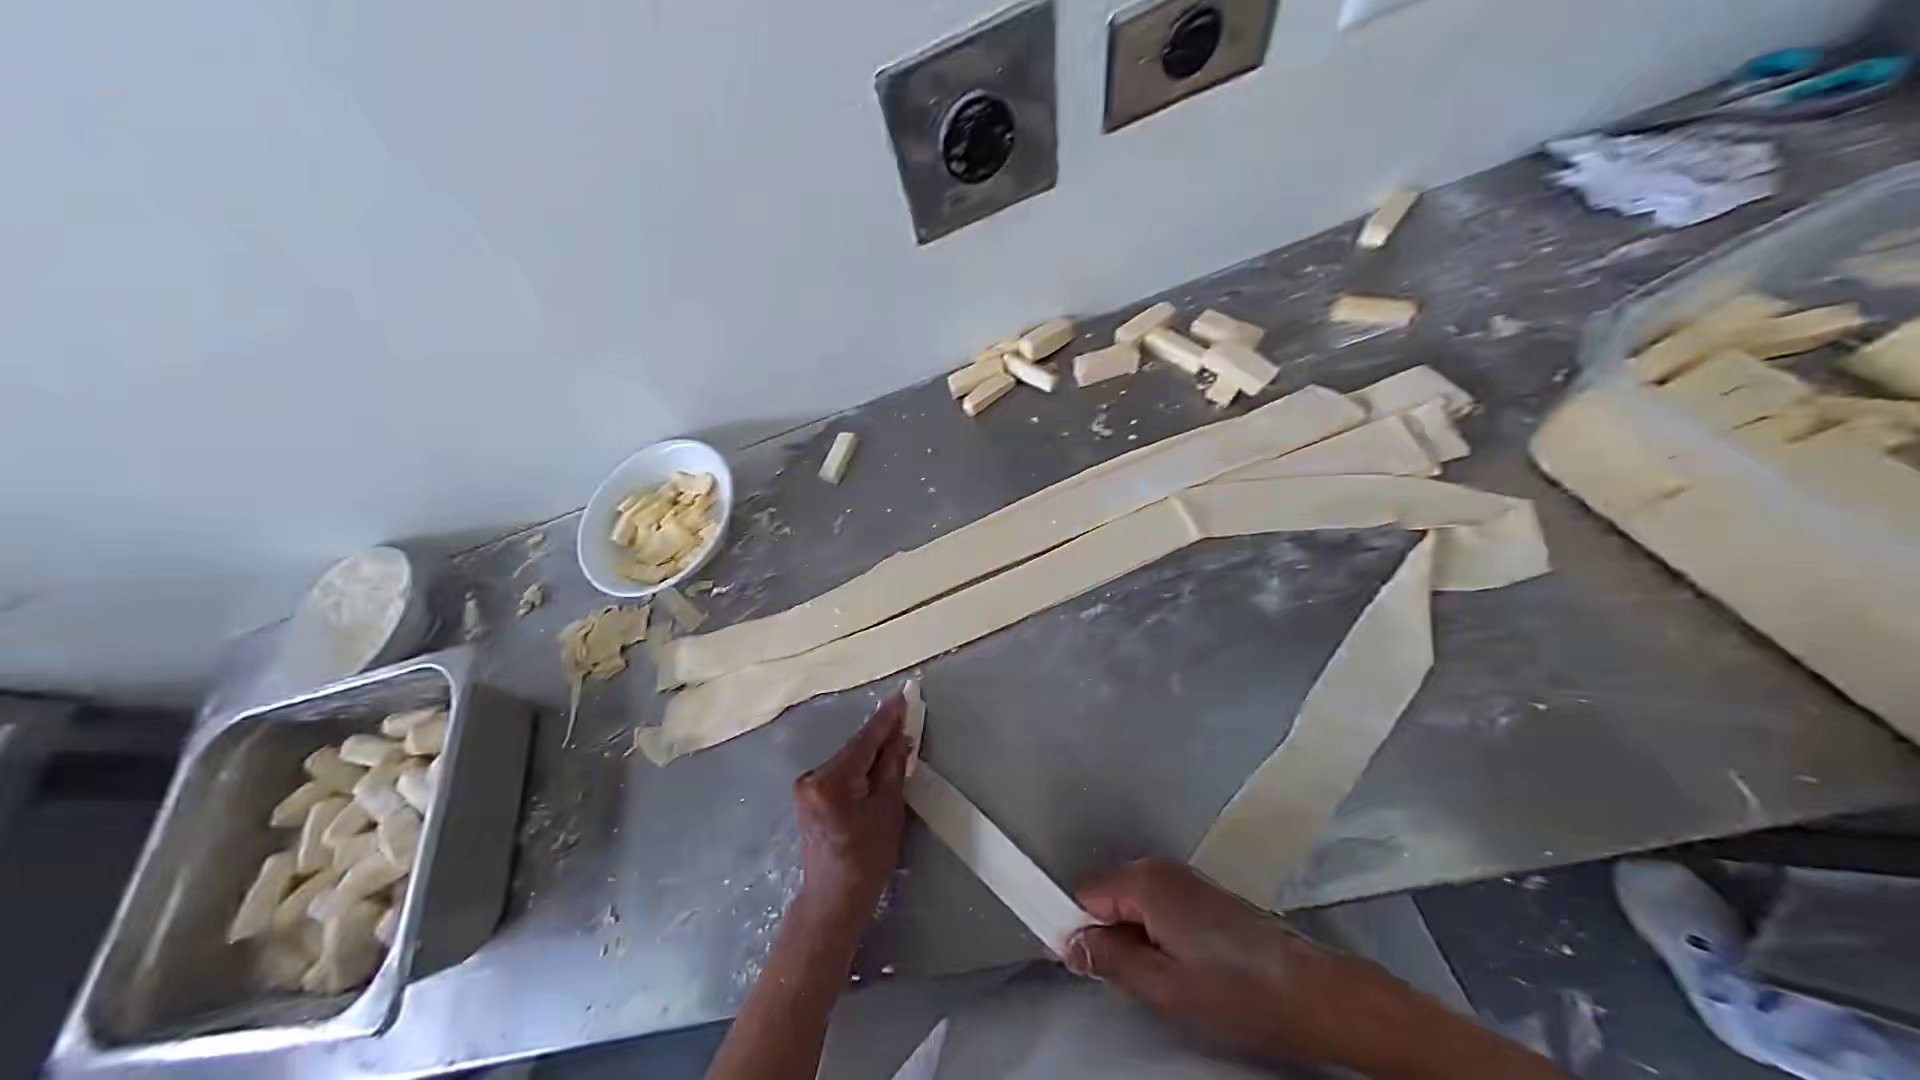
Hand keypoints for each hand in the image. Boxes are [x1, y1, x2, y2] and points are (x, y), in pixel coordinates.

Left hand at [792, 693, 910, 921]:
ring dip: (872, 751)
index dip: (886, 718)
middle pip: (855, 748)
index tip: (902, 695)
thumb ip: (892, 767)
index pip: (864, 741)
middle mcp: (811, 777)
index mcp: (830, 782)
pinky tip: (878, 763)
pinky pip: (840, 770)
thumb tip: (899, 736)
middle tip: (907, 717)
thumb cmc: (867, 861)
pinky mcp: (808, 795)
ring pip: (848, 759)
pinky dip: (860, 766)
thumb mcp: (888, 811)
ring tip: (898, 741)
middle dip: (881, 735)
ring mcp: (806, 786)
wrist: (834, 900)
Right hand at [1066, 859, 1569, 1079]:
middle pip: (1107, 895)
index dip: (1071, 927)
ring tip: (1152, 981)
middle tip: (1118, 982)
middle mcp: (1161, 869)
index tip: (1067, 963)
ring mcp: (1185, 878)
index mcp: (1145, 883)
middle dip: (1103, 935)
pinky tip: (1175, 969)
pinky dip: (1152, 934)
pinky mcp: (1204, 894)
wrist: (1318, 993)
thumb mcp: (1165, 988)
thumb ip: (1110, 962)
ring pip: (1133, 903)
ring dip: (1129, 938)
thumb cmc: (1238, 991)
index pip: (1084, 894)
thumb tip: (1070, 946)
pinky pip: (1157, 906)